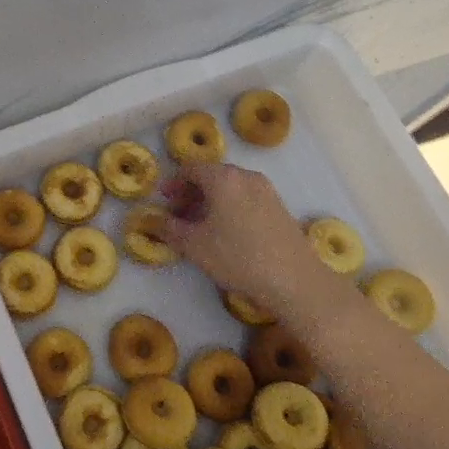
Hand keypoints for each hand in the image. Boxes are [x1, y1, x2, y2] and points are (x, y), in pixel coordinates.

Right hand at [158, 162, 348, 315]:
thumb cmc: (237, 257)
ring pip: (231, 188)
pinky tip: (226, 232)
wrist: (293, 280)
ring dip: (211, 201)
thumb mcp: (194, 246)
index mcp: (224, 178)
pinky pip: (246, 198)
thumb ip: (170, 229)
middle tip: (178, 214)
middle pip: (213, 176)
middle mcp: (247, 177)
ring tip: (200, 226)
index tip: (164, 200)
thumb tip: (155, 220)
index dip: (174, 182)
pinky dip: (230, 207)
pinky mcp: (279, 208)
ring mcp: (267, 191)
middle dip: (192, 193)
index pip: (191, 168)